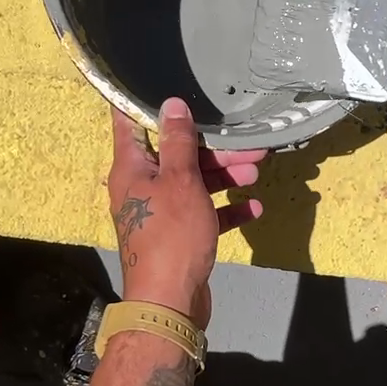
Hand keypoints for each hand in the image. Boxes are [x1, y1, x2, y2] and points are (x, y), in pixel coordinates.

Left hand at [108, 98, 265, 327]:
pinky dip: (226, 211)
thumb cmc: (171, 235)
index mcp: (132, 169)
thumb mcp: (180, 181)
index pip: (129, 123)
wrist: (169, 302)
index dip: (143, 102)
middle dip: (213, 148)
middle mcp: (142, 188)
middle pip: (177, 156)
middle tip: (248, 143)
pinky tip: (253, 208)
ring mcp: (161, 215)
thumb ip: (179, 141)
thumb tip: (171, 104)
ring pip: (194, 185)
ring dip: (225, 177)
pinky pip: (204, 216)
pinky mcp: (179, 238)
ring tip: (257, 170)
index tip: (160, 82)